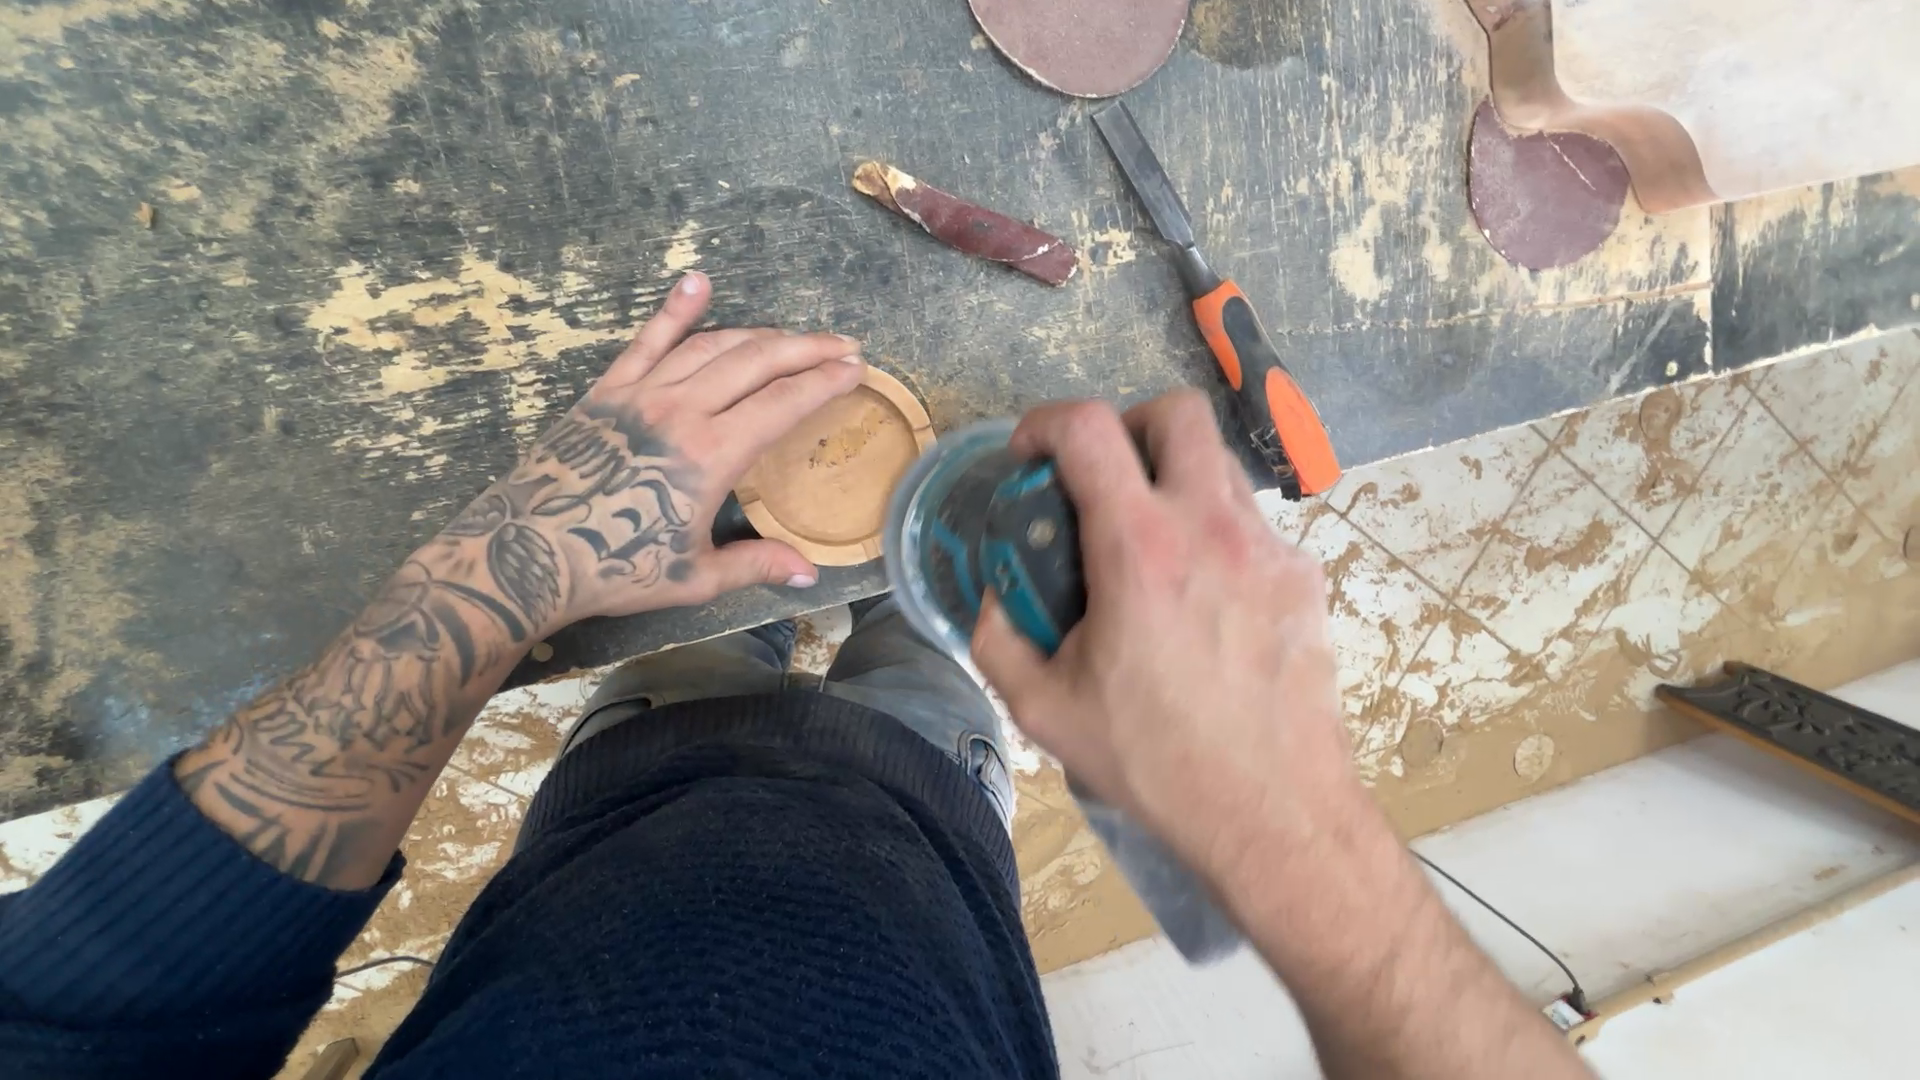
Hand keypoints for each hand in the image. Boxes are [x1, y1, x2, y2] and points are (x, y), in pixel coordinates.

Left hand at [435, 271, 864, 636]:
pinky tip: (698, 281)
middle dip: (808, 349)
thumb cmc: (616, 567)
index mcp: (712, 454)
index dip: (824, 383)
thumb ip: (756, 565)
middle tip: (844, 343)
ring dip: (761, 335)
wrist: (525, 552)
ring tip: (795, 336)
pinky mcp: (608, 388)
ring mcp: (642, 392)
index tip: (856, 369)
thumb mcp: (696, 576)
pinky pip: (648, 339)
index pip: (783, 403)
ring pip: (714, 345)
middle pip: (758, 362)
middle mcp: (683, 410)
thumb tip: (811, 575)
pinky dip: (676, 309)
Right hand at [969, 391, 1357, 882]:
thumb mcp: (1044, 710)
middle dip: (1128, 426)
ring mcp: (1271, 548)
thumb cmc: (1155, 762)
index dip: (1045, 421)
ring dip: (1173, 480)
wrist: (1277, 818)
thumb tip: (992, 600)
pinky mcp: (1306, 579)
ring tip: (1149, 547)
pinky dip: (1212, 534)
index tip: (1028, 453)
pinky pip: (1251, 524)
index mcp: (1140, 549)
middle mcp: (1212, 528)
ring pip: (1219, 465)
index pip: (1089, 430)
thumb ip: (997, 640)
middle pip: (1177, 412)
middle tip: (1102, 480)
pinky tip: (1201, 600)